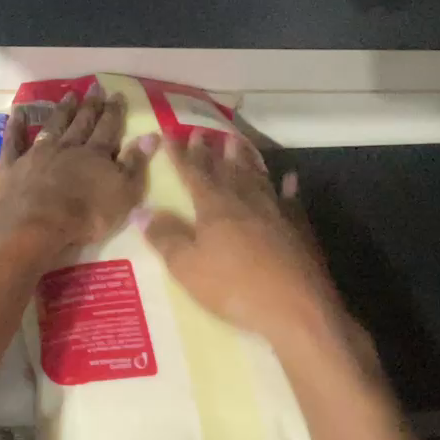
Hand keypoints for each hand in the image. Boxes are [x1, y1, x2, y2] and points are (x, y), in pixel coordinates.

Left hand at [0, 91, 156, 251]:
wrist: (38, 225)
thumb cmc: (87, 215)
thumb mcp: (124, 193)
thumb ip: (135, 164)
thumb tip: (151, 135)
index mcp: (95, 155)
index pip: (108, 128)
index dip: (114, 111)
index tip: (117, 94)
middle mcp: (68, 147)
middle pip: (82, 122)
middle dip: (90, 105)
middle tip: (94, 87)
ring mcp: (38, 153)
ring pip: (53, 126)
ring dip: (61, 110)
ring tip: (69, 94)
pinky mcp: (12, 165)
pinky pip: (13, 141)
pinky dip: (15, 126)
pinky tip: (16, 113)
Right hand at [143, 132, 345, 347]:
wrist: (296, 309)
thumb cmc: (234, 288)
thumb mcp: (187, 267)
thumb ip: (165, 237)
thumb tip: (141, 211)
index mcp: (214, 207)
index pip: (193, 173)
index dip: (181, 154)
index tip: (172, 133)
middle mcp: (245, 201)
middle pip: (226, 169)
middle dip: (212, 151)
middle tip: (204, 130)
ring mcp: (275, 212)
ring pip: (257, 177)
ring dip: (245, 159)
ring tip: (237, 142)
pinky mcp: (299, 229)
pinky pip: (291, 200)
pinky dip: (289, 187)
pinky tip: (289, 178)